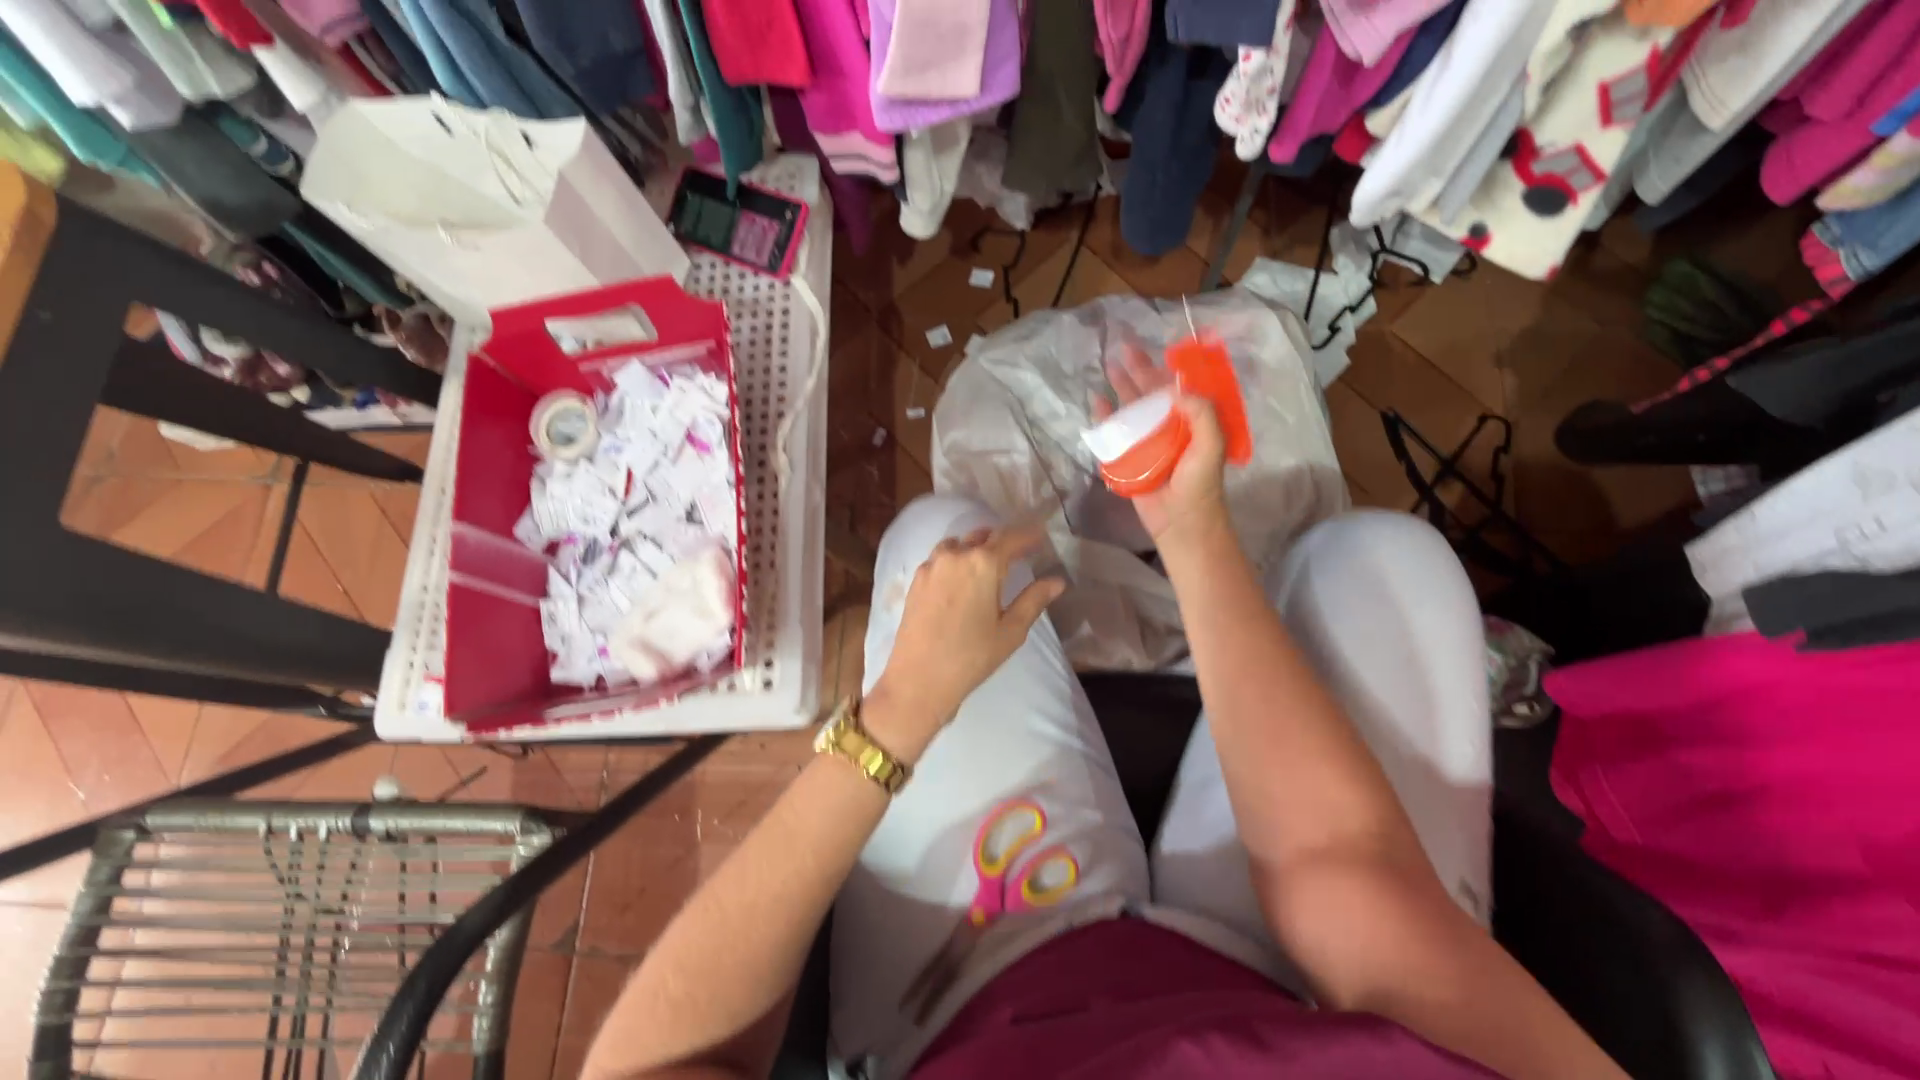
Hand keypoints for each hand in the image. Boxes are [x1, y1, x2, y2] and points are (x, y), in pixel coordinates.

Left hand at [868, 525, 1065, 758]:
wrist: (918, 680)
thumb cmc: (971, 657)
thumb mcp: (1011, 631)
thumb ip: (1034, 599)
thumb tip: (1057, 581)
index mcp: (983, 564)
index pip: (1011, 538)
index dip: (1029, 535)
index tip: (1041, 537)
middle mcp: (955, 555)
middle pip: (983, 537)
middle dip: (1001, 541)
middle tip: (1017, 553)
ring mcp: (931, 566)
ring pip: (958, 544)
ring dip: (975, 547)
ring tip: (987, 564)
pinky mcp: (916, 580)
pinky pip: (940, 558)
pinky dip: (955, 559)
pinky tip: (961, 579)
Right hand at [1094, 345, 1230, 553]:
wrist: (1181, 521)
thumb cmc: (1199, 484)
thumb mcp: (1211, 444)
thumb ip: (1202, 414)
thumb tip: (1176, 389)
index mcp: (1190, 422)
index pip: (1176, 389)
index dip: (1165, 369)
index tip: (1157, 349)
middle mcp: (1168, 427)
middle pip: (1150, 394)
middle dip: (1138, 370)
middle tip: (1123, 348)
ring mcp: (1147, 442)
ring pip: (1131, 409)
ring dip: (1120, 388)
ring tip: (1107, 366)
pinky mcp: (1128, 458)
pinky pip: (1114, 433)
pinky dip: (1104, 417)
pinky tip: (1096, 402)